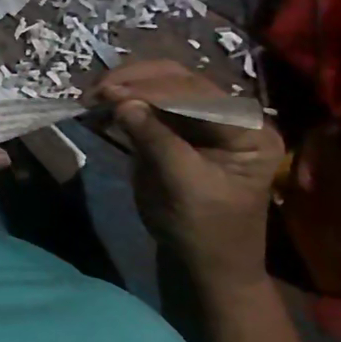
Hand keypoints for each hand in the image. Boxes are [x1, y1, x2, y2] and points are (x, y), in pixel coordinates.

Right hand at [96, 60, 286, 291]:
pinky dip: (122, 100)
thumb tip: (120, 102)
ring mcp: (202, 118)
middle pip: (179, 80)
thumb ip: (156, 140)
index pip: (198, 95)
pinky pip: (148, 102)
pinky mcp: (177, 126)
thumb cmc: (204, 230)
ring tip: (92, 96)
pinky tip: (99, 106)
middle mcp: (230, 115)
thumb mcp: (183, 186)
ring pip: (160, 84)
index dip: (152, 89)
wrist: (203, 262)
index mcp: (248, 130)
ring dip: (124, 86)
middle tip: (95, 90)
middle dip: (135, 81)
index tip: (108, 92)